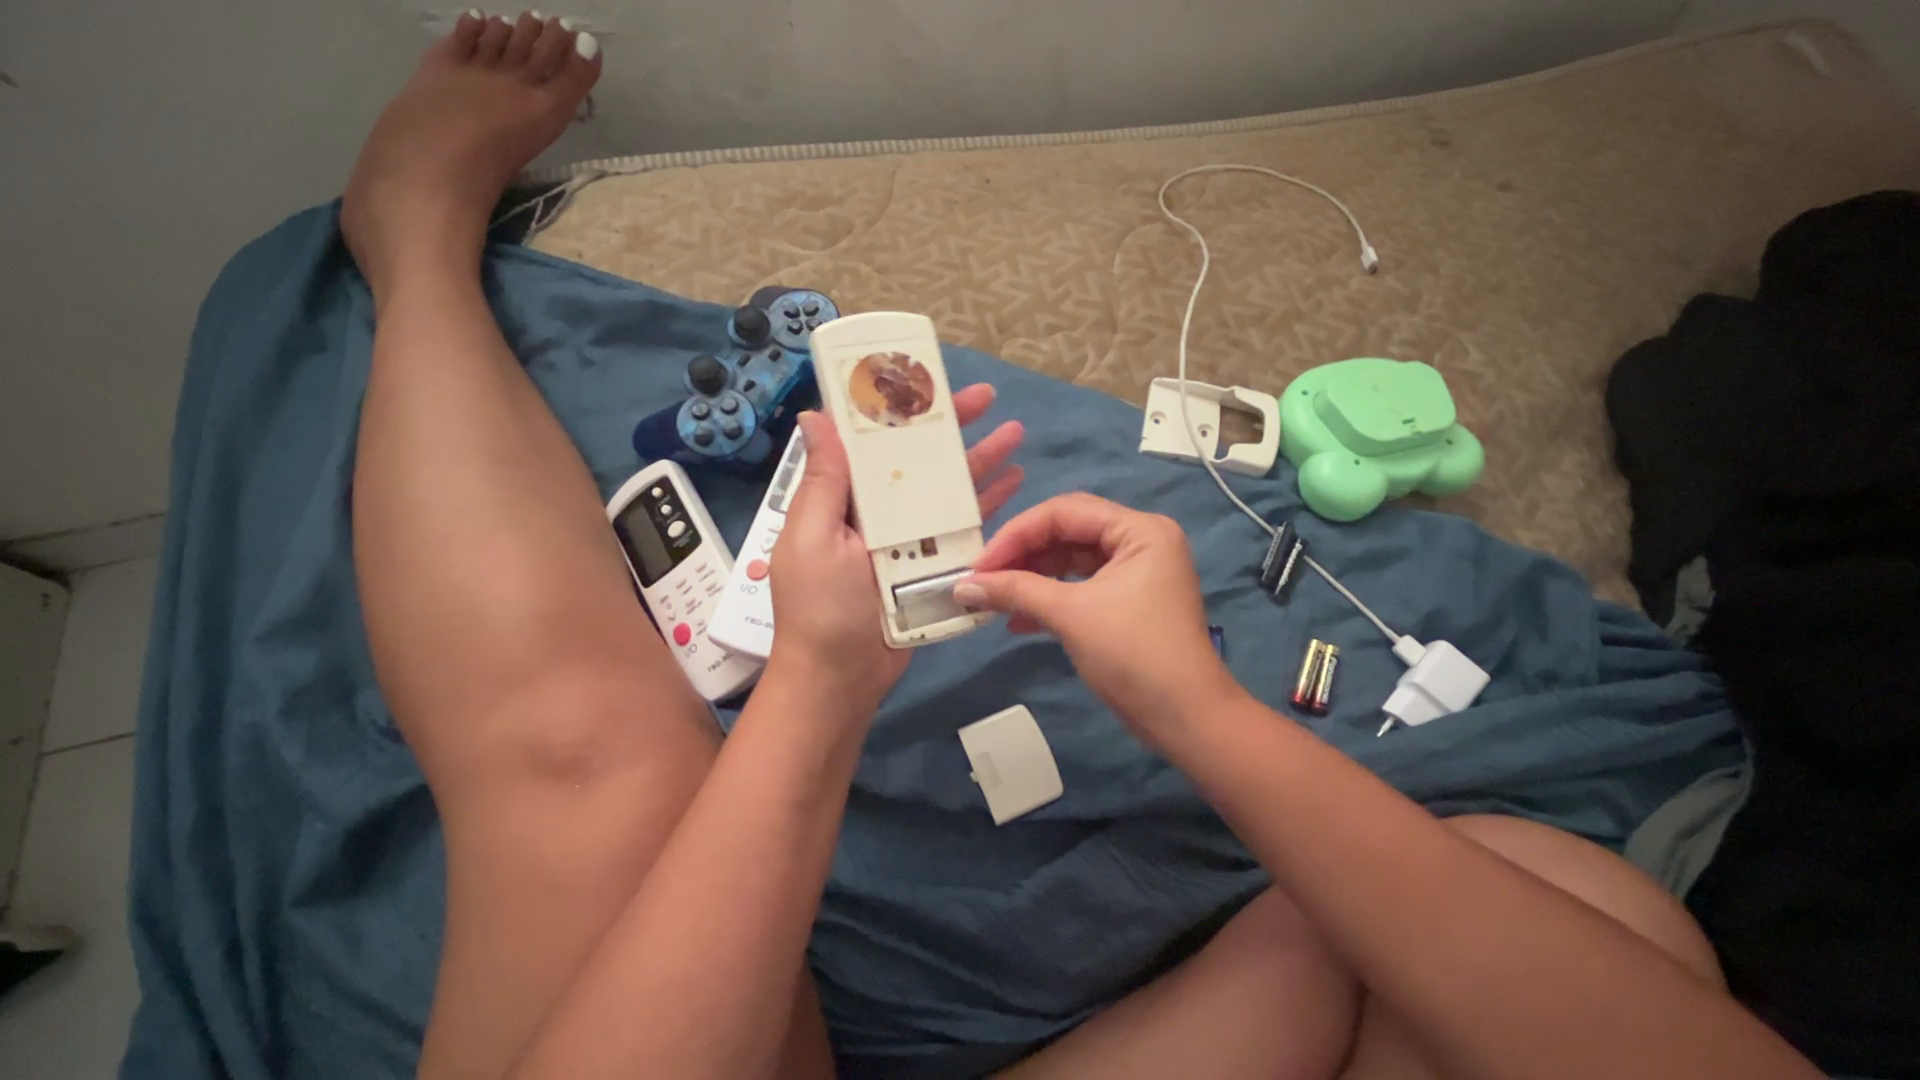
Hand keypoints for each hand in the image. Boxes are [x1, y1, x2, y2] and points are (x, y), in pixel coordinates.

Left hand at [765, 385, 1023, 711]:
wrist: (839, 680)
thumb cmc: (821, 607)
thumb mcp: (814, 538)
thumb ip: (824, 481)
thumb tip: (815, 415)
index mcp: (841, 499)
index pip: (871, 441)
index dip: (899, 408)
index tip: (926, 379)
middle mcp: (874, 513)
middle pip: (917, 460)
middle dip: (951, 428)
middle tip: (986, 398)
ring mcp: (905, 540)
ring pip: (945, 490)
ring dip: (978, 461)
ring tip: (1014, 433)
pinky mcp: (930, 568)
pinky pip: (960, 530)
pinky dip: (985, 506)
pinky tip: (1014, 484)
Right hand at [952, 494, 1240, 740]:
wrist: (1184, 717)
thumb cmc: (1132, 655)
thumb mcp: (1069, 615)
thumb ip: (1015, 591)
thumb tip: (963, 586)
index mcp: (1139, 529)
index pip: (1064, 512)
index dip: (1015, 534)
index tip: (978, 566)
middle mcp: (1141, 539)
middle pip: (1068, 531)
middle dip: (1021, 554)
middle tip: (981, 580)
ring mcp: (1137, 570)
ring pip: (1071, 559)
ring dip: (1031, 578)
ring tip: (993, 600)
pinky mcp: (1130, 600)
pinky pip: (1081, 585)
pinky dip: (1050, 598)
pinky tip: (1017, 620)